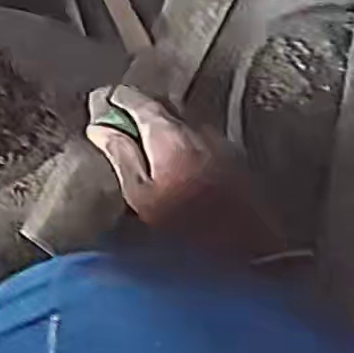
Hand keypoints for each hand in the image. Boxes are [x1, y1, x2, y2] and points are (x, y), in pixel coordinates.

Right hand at [84, 85, 242, 224]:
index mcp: (168, 133)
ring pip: (182, 119)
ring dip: (160, 123)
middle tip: (117, 119)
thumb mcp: (140, 193)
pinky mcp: (235, 159)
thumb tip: (100, 129)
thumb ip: (120, 154)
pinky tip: (172, 156)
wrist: (253, 254)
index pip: (137, 99)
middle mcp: (197, 129)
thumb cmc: (187, 226)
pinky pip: (198, 135)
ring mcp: (220, 142)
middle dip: (137, 107)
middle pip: (162, 104)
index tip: (100, 102)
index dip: (115, 98)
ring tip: (142, 138)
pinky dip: (179, 137)